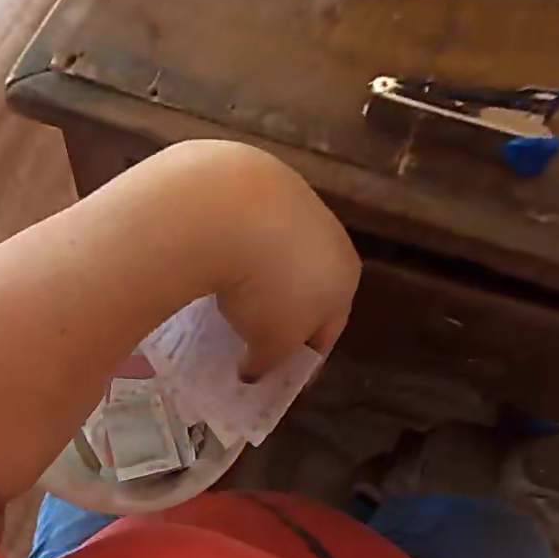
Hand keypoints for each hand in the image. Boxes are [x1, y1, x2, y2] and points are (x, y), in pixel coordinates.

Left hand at [150, 141, 360, 375]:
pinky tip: (212, 259)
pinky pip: (249, 229)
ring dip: (259, 278)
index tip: (276, 378)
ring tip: (225, 299)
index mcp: (345, 281)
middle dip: (282, 316)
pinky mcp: (259, 179)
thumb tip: (253, 369)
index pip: (326, 334)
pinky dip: (237, 248)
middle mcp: (332, 239)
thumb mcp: (271, 343)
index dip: (300, 362)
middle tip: (250, 339)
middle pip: (307, 289)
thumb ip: (267, 361)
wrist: (230, 208)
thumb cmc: (265, 290)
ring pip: (279, 255)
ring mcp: (297, 203)